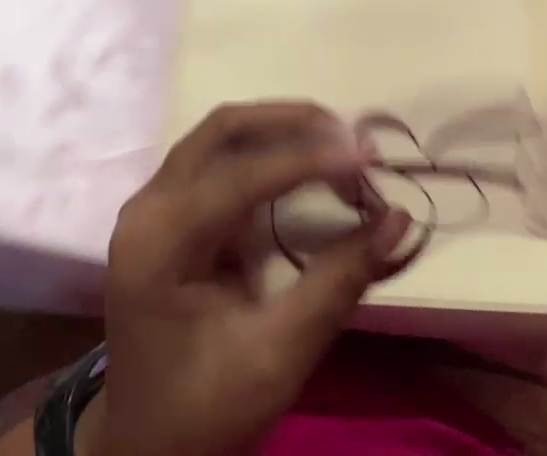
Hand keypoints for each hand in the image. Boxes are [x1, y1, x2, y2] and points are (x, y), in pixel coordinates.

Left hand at [85, 101, 413, 455]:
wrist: (147, 446)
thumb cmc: (205, 408)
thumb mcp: (277, 355)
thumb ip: (337, 282)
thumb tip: (399, 219)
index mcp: (158, 243)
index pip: (238, 177)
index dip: (308, 160)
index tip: (369, 157)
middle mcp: (149, 208)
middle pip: (222, 131)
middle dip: (291, 123)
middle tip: (354, 139)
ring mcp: (156, 207)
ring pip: (222, 137)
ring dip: (283, 132)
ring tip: (341, 146)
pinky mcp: (175, 215)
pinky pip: (223, 162)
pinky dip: (271, 155)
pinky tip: (311, 165)